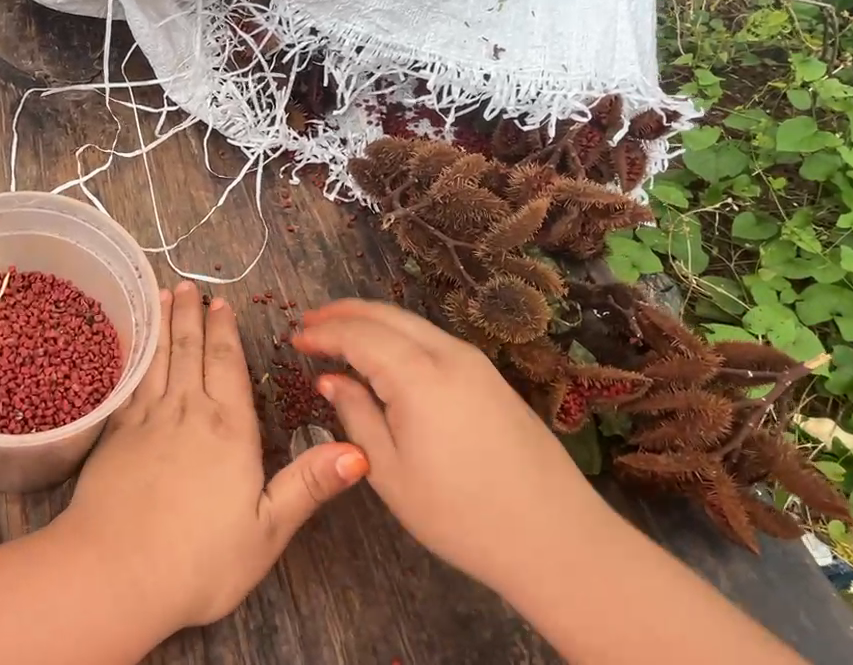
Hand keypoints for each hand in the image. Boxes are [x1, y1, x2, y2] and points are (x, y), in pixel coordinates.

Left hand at [57, 281, 369, 630]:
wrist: (117, 571)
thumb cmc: (200, 560)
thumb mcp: (268, 529)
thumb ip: (309, 485)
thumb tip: (359, 451)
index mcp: (228, 430)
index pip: (227, 365)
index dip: (225, 331)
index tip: (221, 302)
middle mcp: (186, 412)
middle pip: (190, 351)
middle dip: (191, 315)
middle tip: (187, 285)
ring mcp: (145, 420)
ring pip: (158, 358)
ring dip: (162, 324)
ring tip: (161, 295)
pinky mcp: (113, 434)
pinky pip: (129, 380)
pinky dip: (134, 354)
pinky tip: (132, 346)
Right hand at [291, 299, 615, 591]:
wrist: (557, 540)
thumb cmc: (461, 514)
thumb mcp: (390, 472)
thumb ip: (356, 416)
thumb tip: (331, 380)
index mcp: (419, 375)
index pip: (358, 334)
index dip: (323, 333)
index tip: (294, 339)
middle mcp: (449, 355)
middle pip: (386, 315)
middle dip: (343, 313)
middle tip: (310, 323)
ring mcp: (475, 364)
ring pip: (412, 323)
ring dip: (371, 321)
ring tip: (339, 333)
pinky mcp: (491, 379)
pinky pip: (432, 340)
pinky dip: (398, 336)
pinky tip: (384, 356)